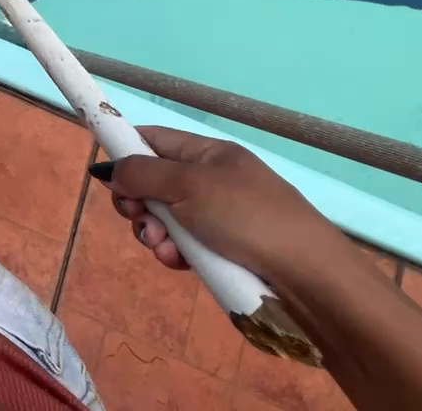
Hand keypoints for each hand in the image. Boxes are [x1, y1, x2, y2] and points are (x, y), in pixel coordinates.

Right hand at [94, 126, 353, 284]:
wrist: (317, 283)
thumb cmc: (249, 218)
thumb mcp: (188, 185)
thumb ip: (140, 172)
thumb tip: (109, 170)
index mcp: (209, 154)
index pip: (153, 139)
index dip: (124, 149)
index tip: (105, 173)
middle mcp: (214, 182)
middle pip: (153, 182)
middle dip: (137, 201)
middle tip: (137, 215)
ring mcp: (222, 218)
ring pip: (166, 217)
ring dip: (154, 230)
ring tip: (161, 246)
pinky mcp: (227, 252)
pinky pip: (185, 245)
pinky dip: (174, 252)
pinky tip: (176, 262)